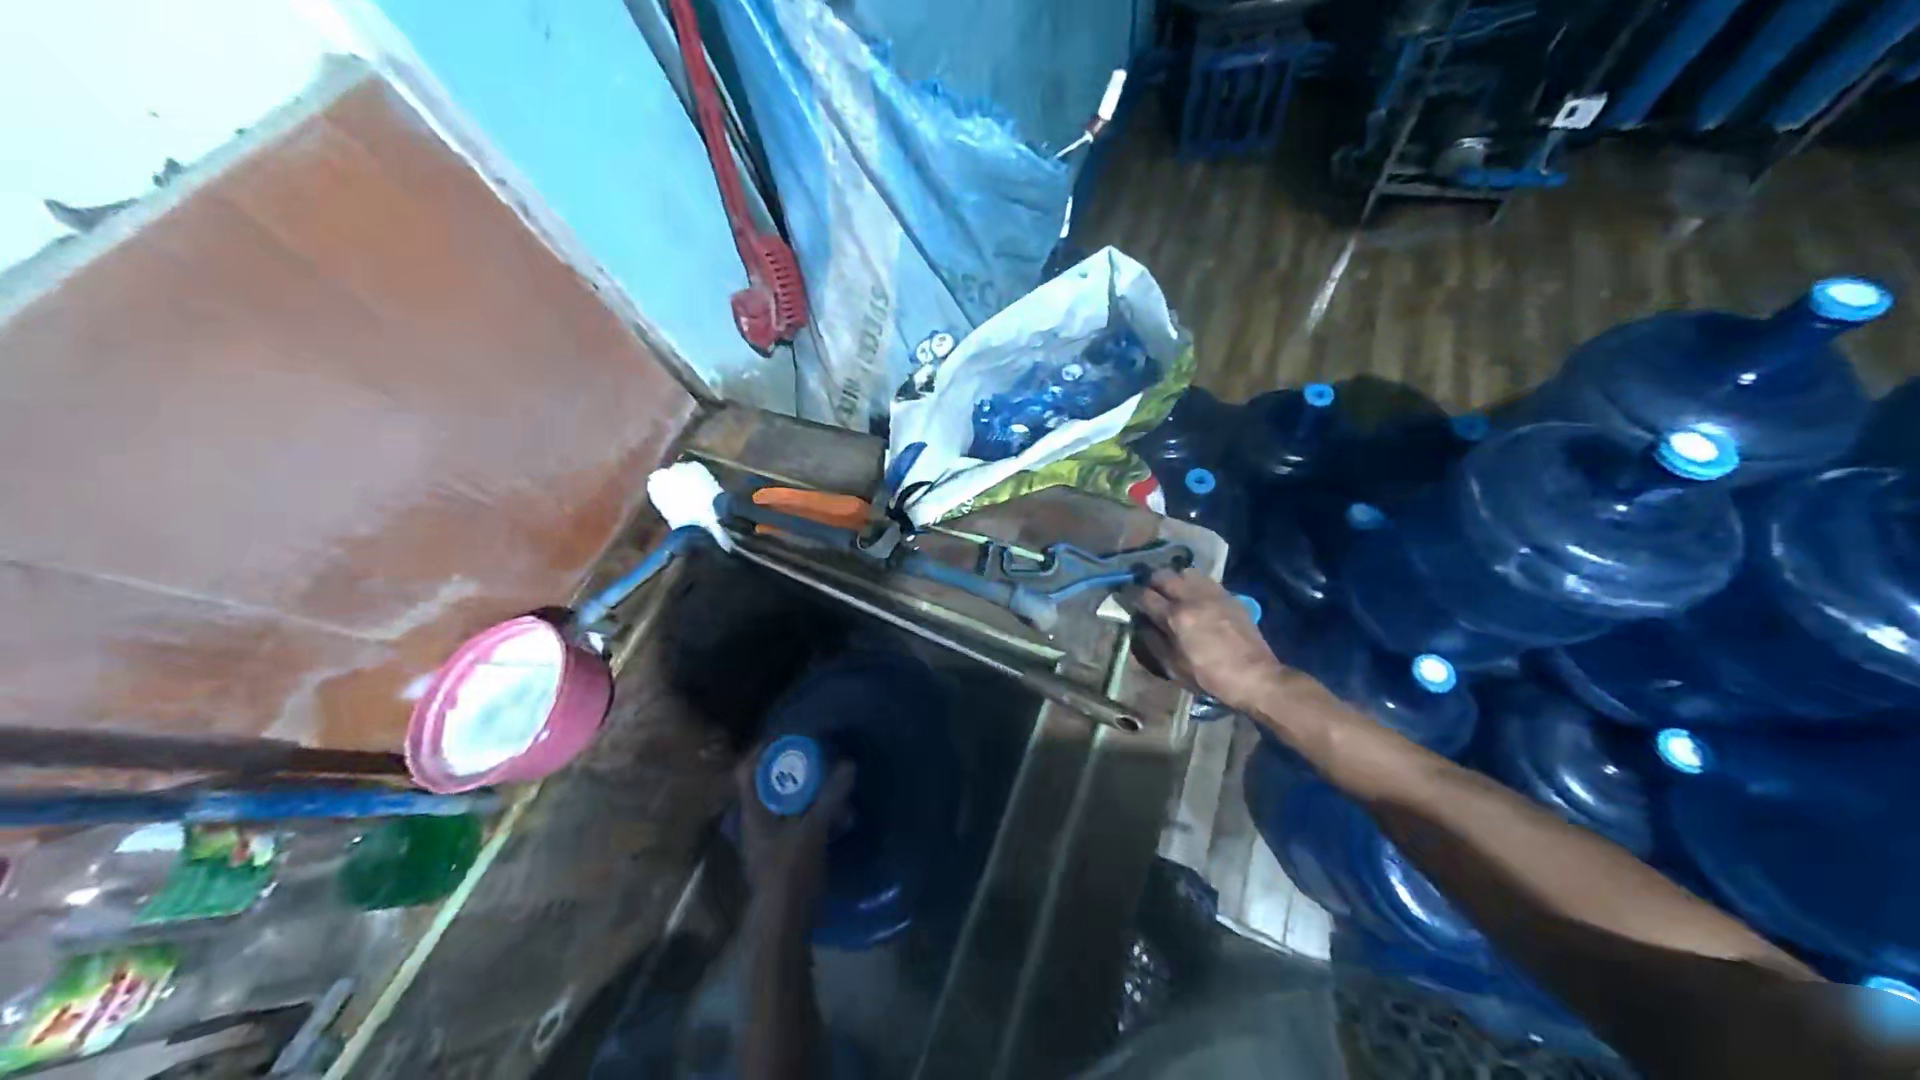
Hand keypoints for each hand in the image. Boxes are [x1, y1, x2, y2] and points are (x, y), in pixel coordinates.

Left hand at [735, 750, 855, 899]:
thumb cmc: (790, 871)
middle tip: (819, 760)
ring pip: (785, 806)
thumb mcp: (813, 829)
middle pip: (768, 786)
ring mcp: (767, 842)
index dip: (762, 750)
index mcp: (753, 813)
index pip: (746, 771)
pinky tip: (839, 820)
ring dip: (809, 796)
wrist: (784, 923)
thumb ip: (830, 796)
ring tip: (837, 793)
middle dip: (794, 772)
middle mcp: (755, 824)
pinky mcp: (782, 858)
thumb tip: (848, 764)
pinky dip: (815, 817)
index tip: (787, 737)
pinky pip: (797, 825)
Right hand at [1123, 569, 1290, 712]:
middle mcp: (1192, 598)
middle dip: (1151, 581)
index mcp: (1175, 617)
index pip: (1145, 596)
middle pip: (1163, 574)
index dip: (1133, 596)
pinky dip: (1195, 584)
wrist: (1255, 676)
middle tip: (1149, 592)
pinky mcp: (1229, 596)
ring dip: (1175, 579)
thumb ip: (1154, 642)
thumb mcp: (1174, 667)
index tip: (1128, 598)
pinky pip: (1206, 580)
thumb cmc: (1210, 677)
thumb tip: (1141, 625)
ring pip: (1186, 572)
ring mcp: (1213, 594)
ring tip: (1173, 592)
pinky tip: (1196, 597)